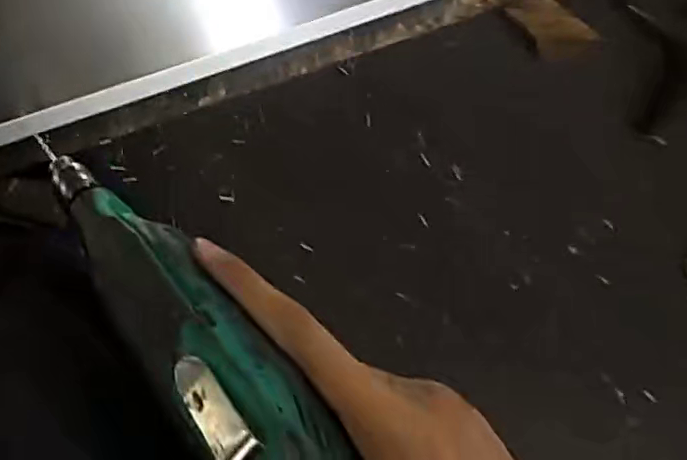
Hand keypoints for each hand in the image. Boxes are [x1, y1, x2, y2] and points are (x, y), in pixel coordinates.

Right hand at [195, 238, 513, 459]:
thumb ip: (311, 440)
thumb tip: (258, 427)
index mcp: (385, 410)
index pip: (297, 329)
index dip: (245, 285)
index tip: (203, 248)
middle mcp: (420, 394)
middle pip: (335, 367)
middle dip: (306, 385)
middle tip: (285, 416)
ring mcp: (457, 410)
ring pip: (374, 398)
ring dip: (354, 420)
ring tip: (352, 450)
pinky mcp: (482, 430)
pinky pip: (413, 419)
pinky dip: (392, 436)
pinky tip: (392, 457)